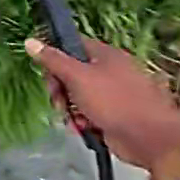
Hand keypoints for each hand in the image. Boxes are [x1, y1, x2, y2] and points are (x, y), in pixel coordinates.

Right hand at [25, 37, 179, 169]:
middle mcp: (110, 71)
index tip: (45, 70)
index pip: (72, 45)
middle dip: (59, 88)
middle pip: (70, 72)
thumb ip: (52, 60)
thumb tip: (30, 41)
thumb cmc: (114, 101)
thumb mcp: (77, 77)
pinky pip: (86, 111)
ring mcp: (112, 93)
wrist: (149, 138)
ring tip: (72, 118)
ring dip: (68, 107)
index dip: (54, 55)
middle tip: (58, 100)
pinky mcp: (112, 113)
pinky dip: (81, 119)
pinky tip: (82, 127)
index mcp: (106, 55)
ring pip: (76, 94)